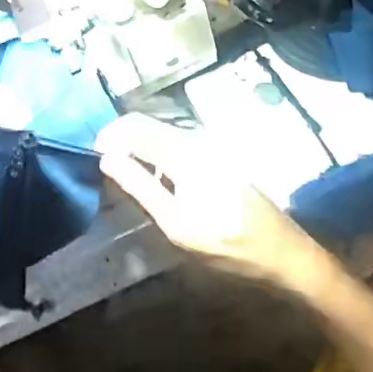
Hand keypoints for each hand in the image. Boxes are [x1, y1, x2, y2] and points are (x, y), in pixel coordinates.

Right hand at [96, 114, 329, 289]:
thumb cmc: (225, 241)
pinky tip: (155, 173)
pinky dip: (157, 149)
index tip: (94, 154)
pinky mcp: (215, 149)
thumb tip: (107, 157)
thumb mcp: (175, 222)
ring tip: (125, 168)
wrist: (279, 248)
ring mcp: (207, 140)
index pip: (135, 126)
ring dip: (139, 142)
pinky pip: (176, 138)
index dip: (110, 135)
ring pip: (162, 129)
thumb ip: (139, 185)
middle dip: (122, 137)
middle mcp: (194, 135)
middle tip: (106, 162)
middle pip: (148, 123)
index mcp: (182, 149)